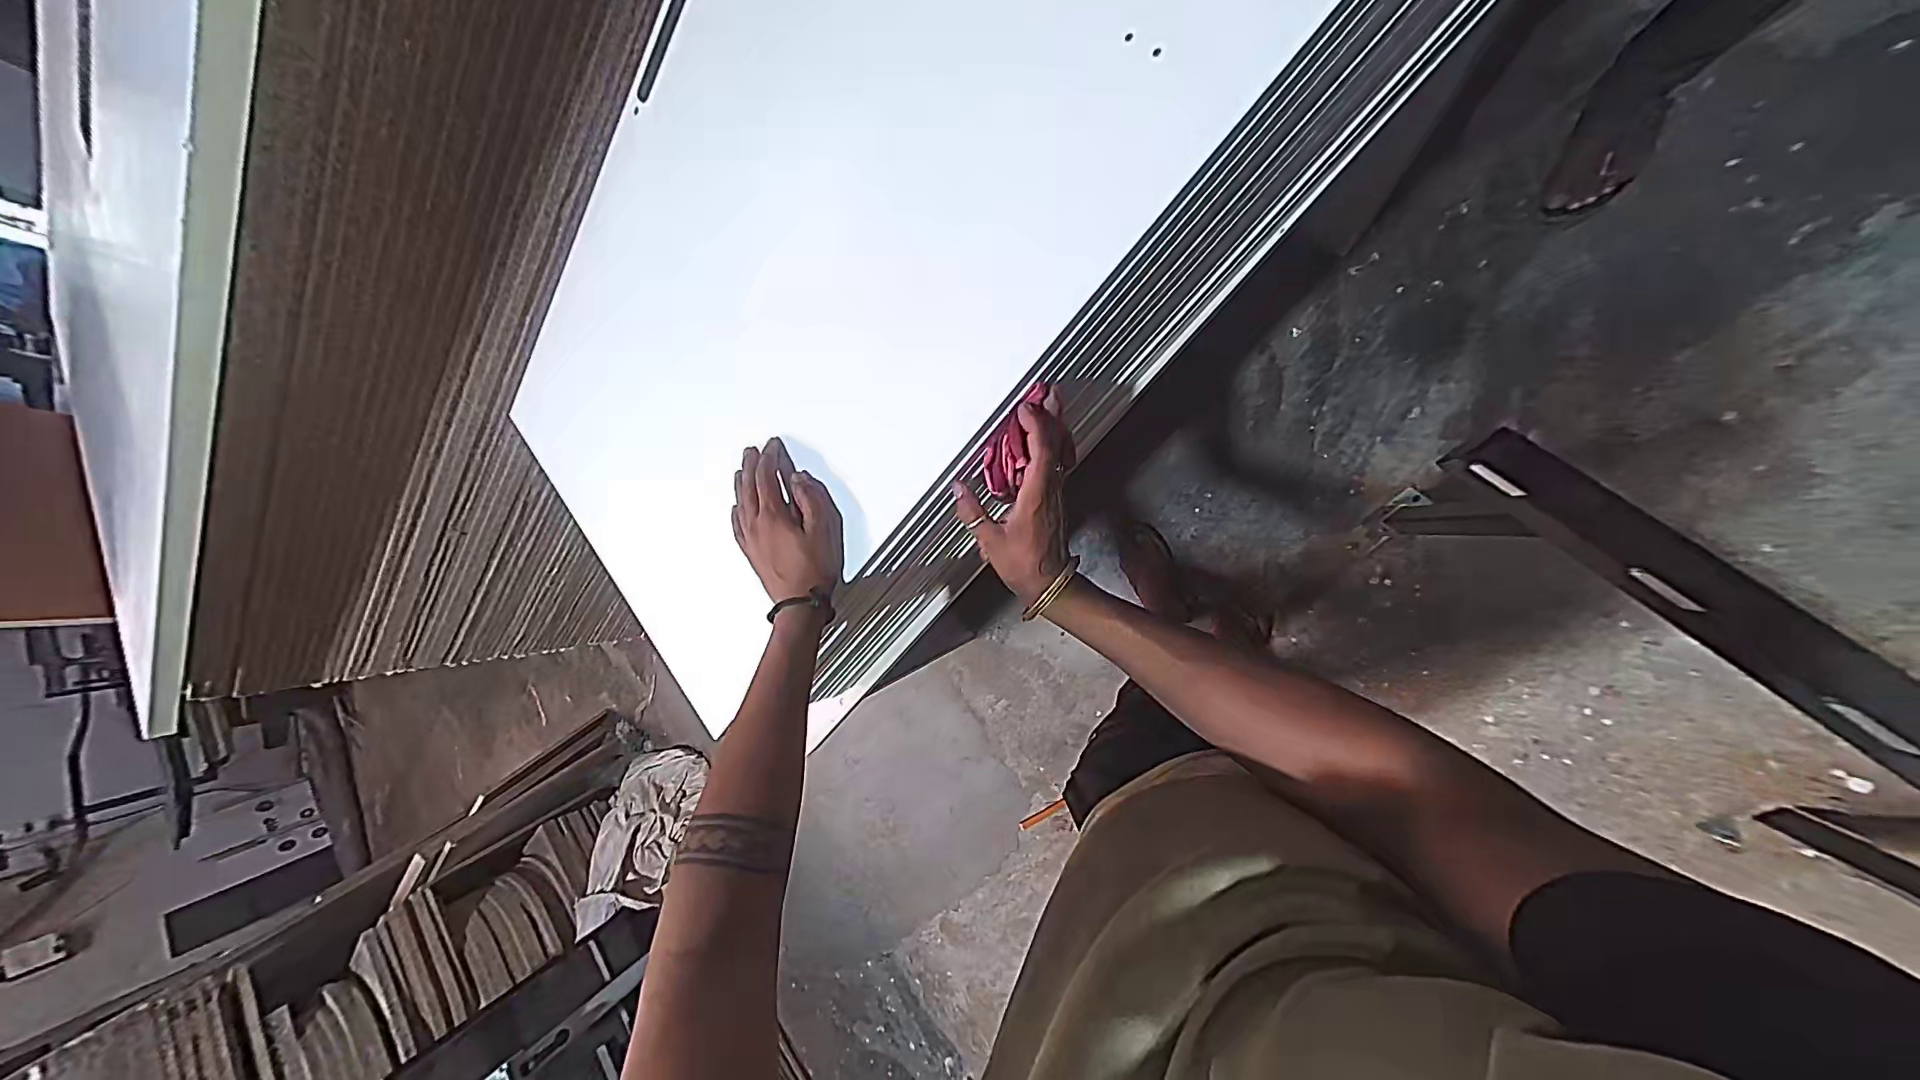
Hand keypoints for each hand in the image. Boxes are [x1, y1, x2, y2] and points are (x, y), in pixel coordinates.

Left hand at [733, 438, 843, 603]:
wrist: (800, 604)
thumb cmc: (813, 572)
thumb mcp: (824, 529)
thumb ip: (812, 499)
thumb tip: (799, 480)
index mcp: (774, 516)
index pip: (767, 477)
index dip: (770, 458)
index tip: (773, 446)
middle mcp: (757, 525)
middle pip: (750, 486)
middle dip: (753, 465)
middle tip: (754, 451)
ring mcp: (752, 539)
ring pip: (741, 502)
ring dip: (742, 482)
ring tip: (743, 470)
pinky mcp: (752, 552)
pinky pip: (738, 524)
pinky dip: (738, 509)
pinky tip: (737, 508)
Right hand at [952, 389, 1075, 603]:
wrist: (1049, 582)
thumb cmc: (1024, 564)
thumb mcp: (990, 540)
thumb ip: (973, 512)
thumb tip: (959, 490)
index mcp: (1036, 495)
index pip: (1042, 450)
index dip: (1036, 425)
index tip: (1024, 409)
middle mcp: (1050, 489)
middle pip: (1058, 444)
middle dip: (1054, 415)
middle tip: (1050, 391)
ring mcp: (1054, 493)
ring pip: (1060, 451)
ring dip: (1055, 426)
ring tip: (1050, 405)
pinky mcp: (1053, 499)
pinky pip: (1055, 463)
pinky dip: (1051, 445)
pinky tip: (1043, 441)